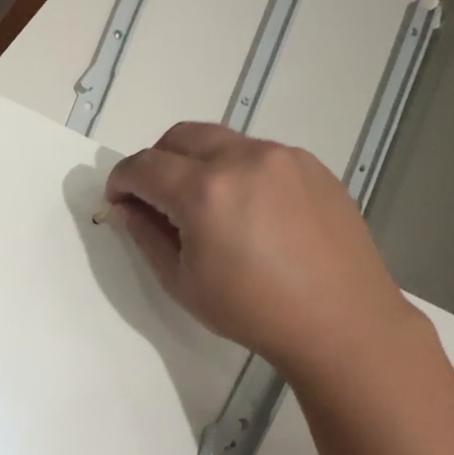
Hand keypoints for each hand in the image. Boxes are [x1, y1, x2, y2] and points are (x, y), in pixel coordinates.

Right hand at [104, 122, 418, 374]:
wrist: (337, 318)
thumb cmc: (248, 309)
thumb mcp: (180, 281)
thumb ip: (147, 236)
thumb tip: (130, 209)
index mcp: (204, 191)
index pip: (144, 166)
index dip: (120, 181)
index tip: (116, 203)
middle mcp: (244, 159)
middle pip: (181, 137)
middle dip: (154, 162)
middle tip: (152, 200)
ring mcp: (283, 157)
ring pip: (221, 141)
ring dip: (195, 164)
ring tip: (200, 210)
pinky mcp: (311, 166)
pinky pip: (257, 154)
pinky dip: (233, 172)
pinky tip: (243, 215)